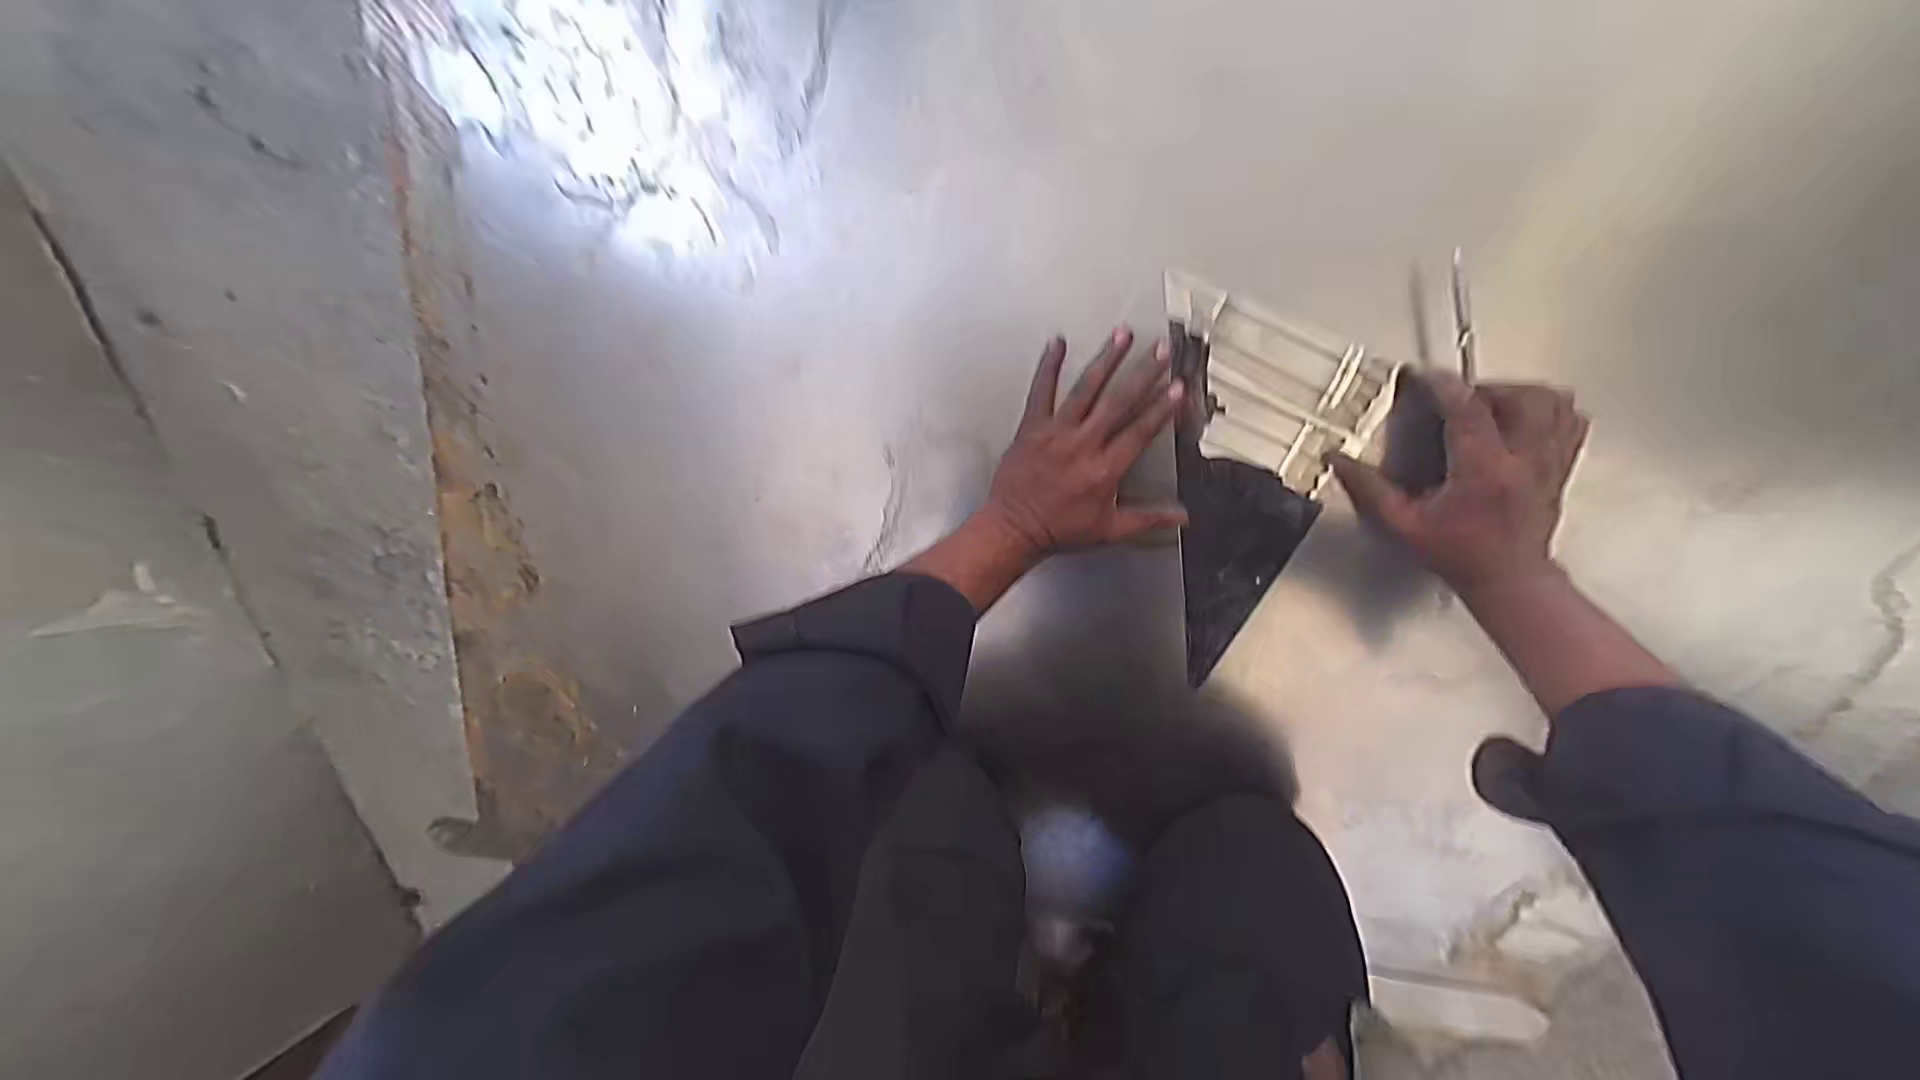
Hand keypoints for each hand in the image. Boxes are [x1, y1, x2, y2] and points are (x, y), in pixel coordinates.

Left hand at [980, 326, 1188, 552]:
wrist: (1014, 528)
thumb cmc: (1058, 530)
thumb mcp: (1108, 528)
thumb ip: (1148, 518)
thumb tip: (1181, 517)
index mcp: (1104, 470)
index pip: (1140, 431)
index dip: (1162, 408)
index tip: (1177, 387)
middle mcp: (1082, 446)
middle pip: (1118, 402)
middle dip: (1143, 372)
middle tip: (1160, 350)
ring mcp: (1055, 433)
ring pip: (1085, 389)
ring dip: (1106, 360)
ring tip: (1122, 335)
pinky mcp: (1031, 428)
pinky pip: (1040, 391)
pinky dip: (1048, 366)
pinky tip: (1057, 344)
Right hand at [1330, 373, 1588, 595]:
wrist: (1506, 579)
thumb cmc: (1459, 555)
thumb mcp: (1400, 523)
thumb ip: (1368, 488)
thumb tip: (1340, 460)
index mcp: (1483, 472)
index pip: (1468, 411)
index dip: (1443, 387)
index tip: (1424, 377)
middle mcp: (1523, 462)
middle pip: (1519, 397)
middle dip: (1484, 388)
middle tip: (1456, 396)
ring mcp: (1548, 463)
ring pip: (1553, 403)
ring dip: (1519, 394)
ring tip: (1489, 402)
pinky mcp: (1561, 468)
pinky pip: (1571, 421)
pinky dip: (1550, 409)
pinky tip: (1524, 417)